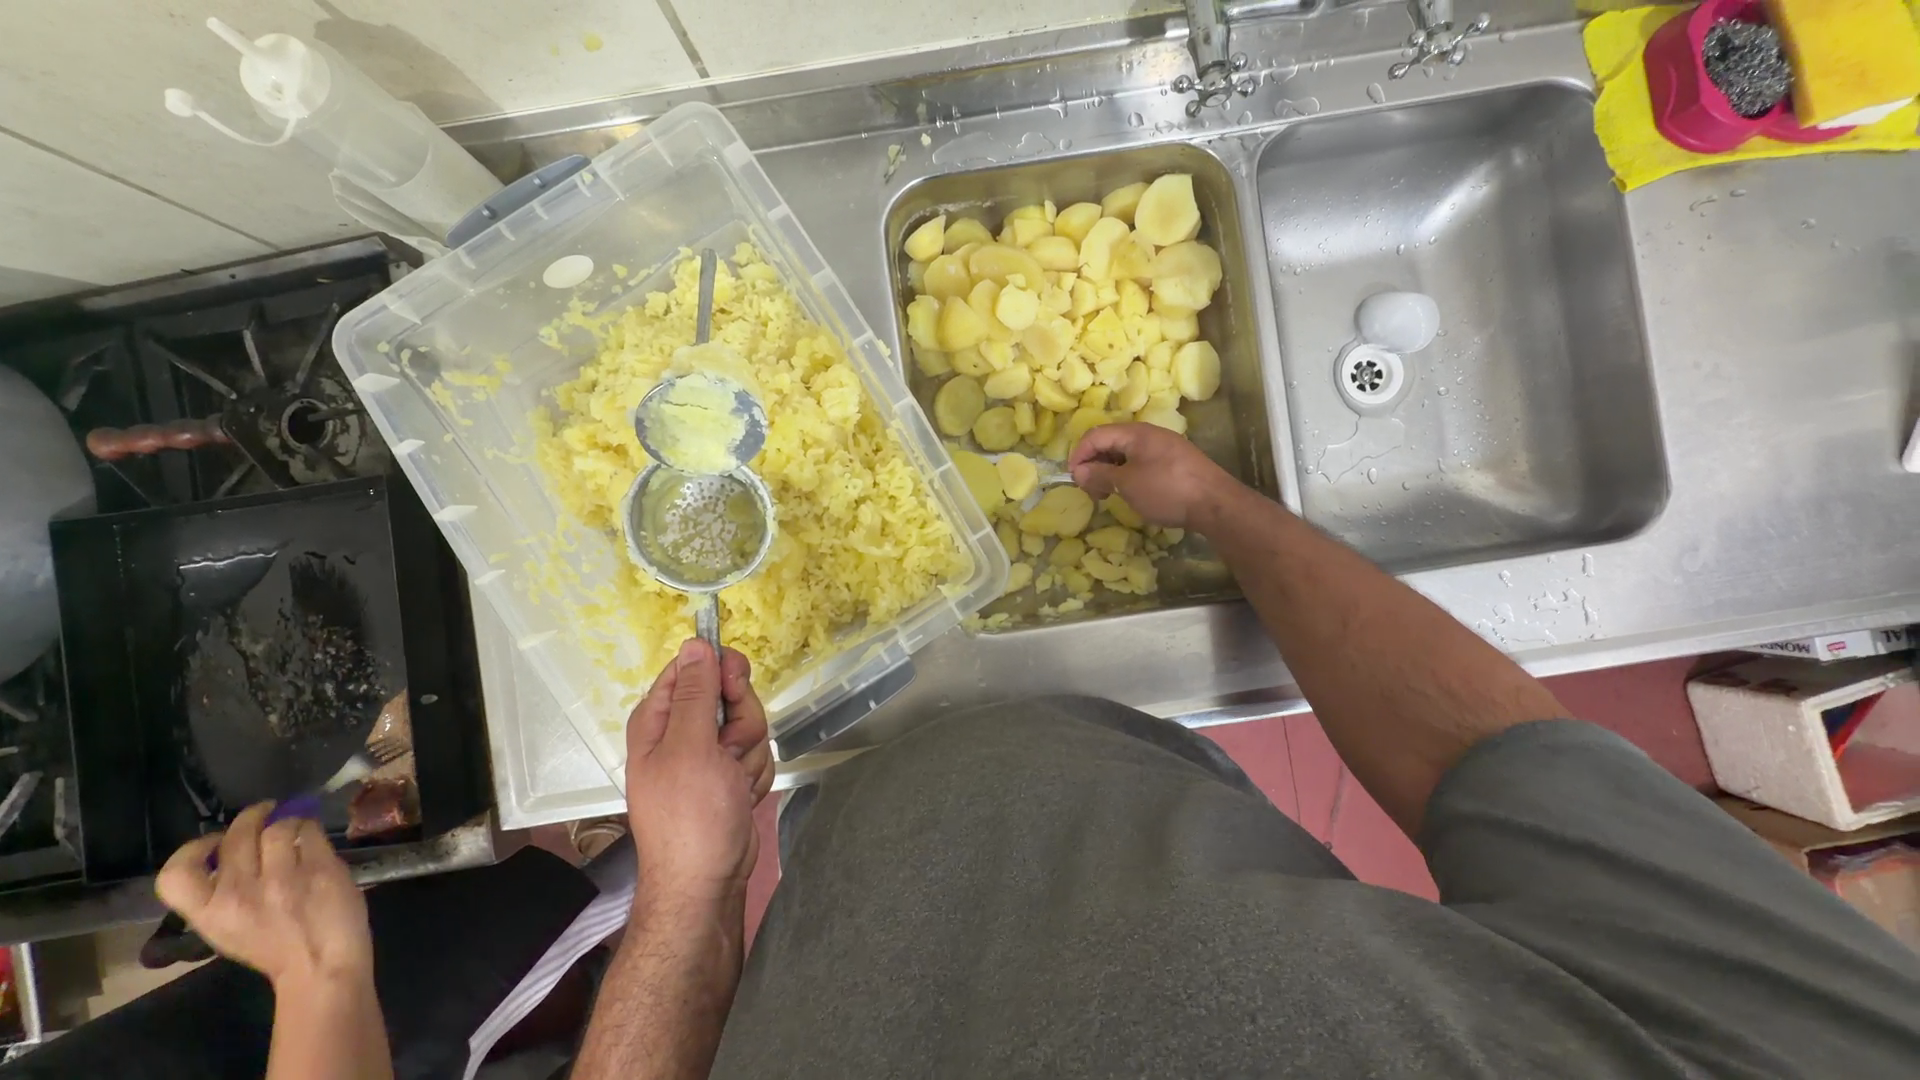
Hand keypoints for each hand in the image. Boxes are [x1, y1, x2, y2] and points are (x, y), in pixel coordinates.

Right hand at [155, 803, 372, 989]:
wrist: (320, 964)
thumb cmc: (274, 947)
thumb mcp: (227, 927)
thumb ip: (222, 893)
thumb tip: (228, 851)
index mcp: (209, 913)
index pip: (175, 873)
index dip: (192, 849)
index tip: (213, 841)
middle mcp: (241, 892)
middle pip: (237, 836)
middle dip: (251, 817)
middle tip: (263, 811)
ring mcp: (284, 877)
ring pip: (278, 828)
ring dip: (286, 821)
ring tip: (292, 825)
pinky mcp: (321, 867)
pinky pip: (311, 831)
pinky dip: (311, 827)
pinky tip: (311, 834)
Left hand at [625, 639, 774, 911]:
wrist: (708, 880)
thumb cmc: (690, 814)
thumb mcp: (691, 746)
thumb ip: (697, 692)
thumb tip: (695, 642)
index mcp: (659, 718)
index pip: (693, 668)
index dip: (719, 672)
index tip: (735, 685)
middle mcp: (682, 731)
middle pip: (729, 694)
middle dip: (742, 720)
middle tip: (730, 747)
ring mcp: (709, 754)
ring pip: (749, 723)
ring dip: (751, 752)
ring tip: (733, 781)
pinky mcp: (731, 774)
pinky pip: (756, 752)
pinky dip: (755, 774)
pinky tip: (741, 795)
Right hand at [1069, 422, 1239, 529]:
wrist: (1216, 504)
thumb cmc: (1166, 490)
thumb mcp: (1126, 484)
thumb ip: (1099, 475)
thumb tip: (1079, 471)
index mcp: (1136, 433)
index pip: (1096, 434)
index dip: (1079, 454)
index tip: (1074, 479)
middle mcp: (1150, 435)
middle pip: (1111, 442)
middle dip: (1094, 464)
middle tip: (1092, 491)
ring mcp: (1165, 448)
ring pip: (1126, 454)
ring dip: (1111, 472)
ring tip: (1109, 495)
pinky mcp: (1175, 464)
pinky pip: (1142, 463)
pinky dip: (1128, 476)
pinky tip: (1132, 494)